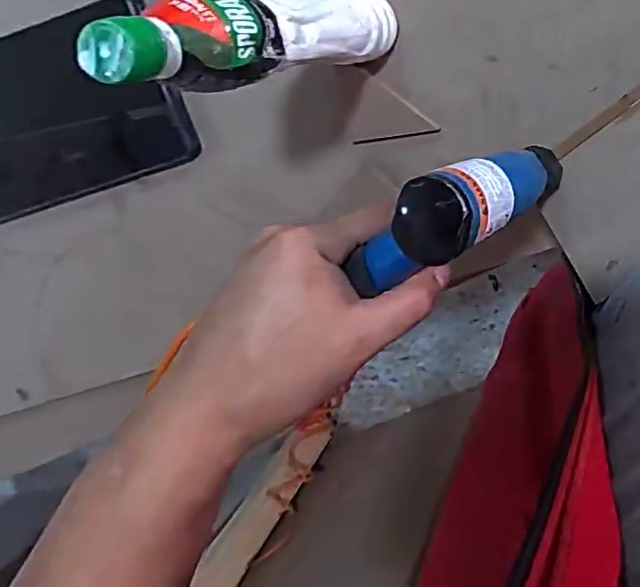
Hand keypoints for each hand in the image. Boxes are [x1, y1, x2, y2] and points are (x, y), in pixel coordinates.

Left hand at [146, 204, 445, 451]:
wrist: (196, 421)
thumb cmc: (283, 372)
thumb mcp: (361, 339)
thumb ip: (411, 300)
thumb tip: (442, 270)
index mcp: (305, 237)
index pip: (377, 219)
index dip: (407, 243)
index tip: (419, 275)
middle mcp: (278, 236)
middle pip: (350, 243)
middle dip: (370, 277)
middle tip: (367, 323)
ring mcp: (255, 259)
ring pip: (326, 263)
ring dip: (344, 292)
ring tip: (333, 338)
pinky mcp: (243, 284)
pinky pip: (299, 277)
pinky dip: (316, 299)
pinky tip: (305, 339)